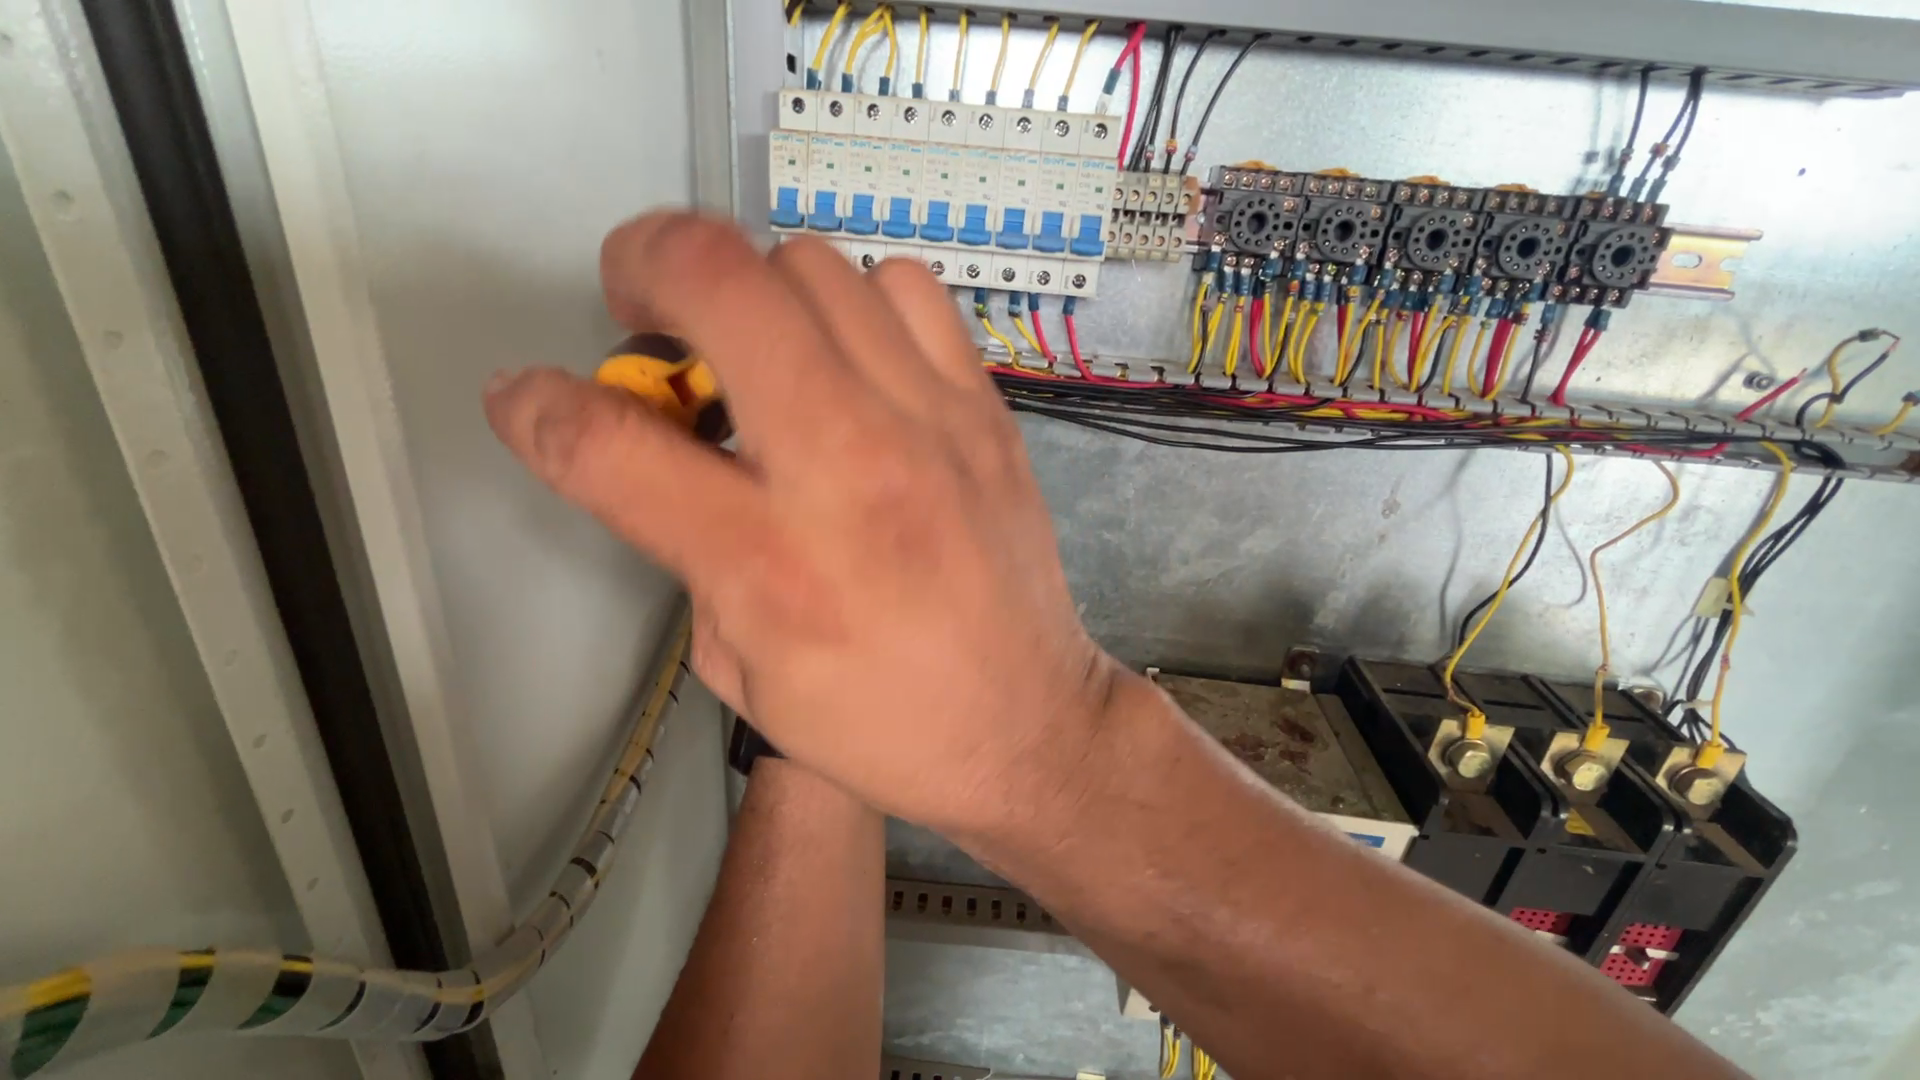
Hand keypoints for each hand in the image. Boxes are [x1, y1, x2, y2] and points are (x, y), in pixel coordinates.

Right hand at [485, 214, 1122, 830]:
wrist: (1024, 725)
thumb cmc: (878, 723)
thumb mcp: (743, 669)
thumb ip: (686, 553)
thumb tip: (661, 458)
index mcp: (767, 563)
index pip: (609, 444)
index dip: (535, 406)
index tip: (524, 397)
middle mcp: (847, 467)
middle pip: (719, 282)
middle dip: (645, 264)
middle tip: (643, 306)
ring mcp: (927, 423)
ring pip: (813, 265)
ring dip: (757, 287)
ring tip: (758, 345)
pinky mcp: (984, 409)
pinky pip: (907, 290)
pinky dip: (857, 301)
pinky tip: (851, 357)